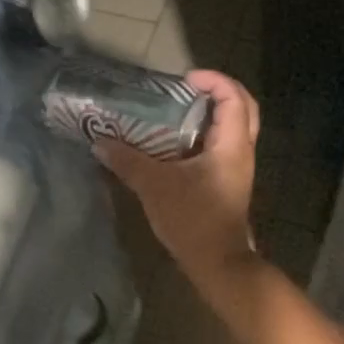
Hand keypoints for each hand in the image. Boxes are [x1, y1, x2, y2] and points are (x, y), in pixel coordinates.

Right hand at [97, 69, 259, 272]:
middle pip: (242, 108)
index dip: (213, 80)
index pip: (234, 97)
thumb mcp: (155, 186)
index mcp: (231, 145)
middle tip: (188, 89)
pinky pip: (222, 145)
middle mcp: (241, 151)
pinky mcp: (228, 182)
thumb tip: (100, 143)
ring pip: (234, 127)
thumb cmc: (193, 219)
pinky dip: (204, 134)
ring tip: (178, 110)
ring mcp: (237, 168)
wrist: (217, 263)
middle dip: (218, 91)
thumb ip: (128, 161)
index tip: (184, 80)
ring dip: (211, 113)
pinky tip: (176, 142)